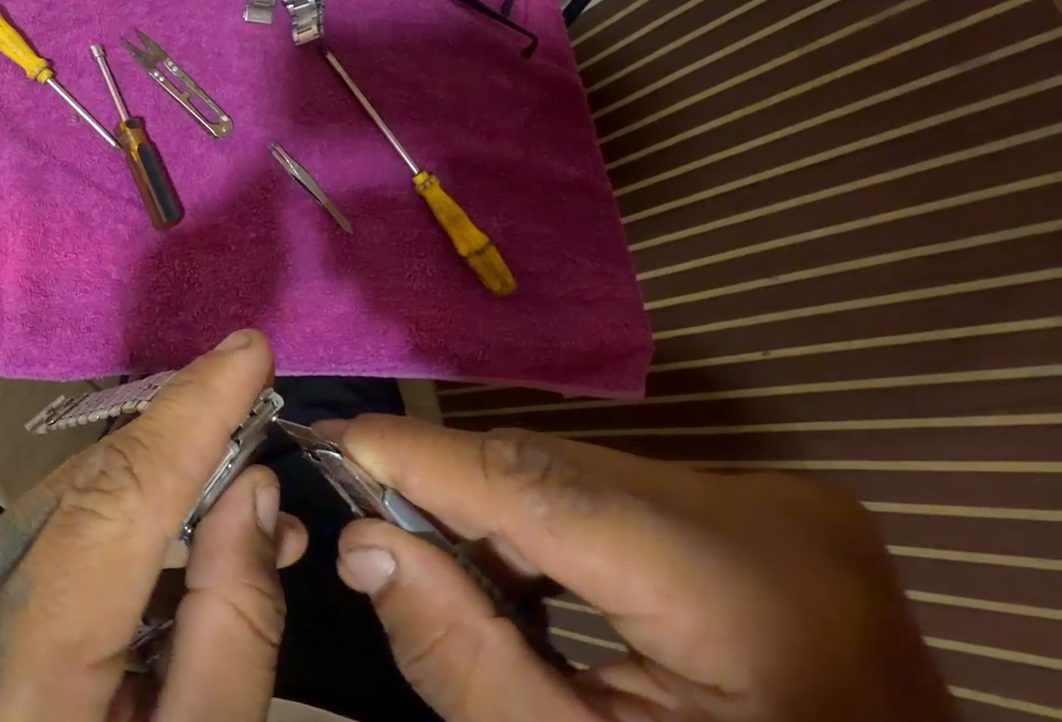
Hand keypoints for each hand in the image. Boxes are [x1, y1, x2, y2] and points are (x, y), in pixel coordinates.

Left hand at [0, 330, 308, 720]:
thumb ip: (228, 632)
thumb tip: (254, 492)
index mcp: (3, 685)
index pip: (110, 502)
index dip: (187, 416)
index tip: (246, 350)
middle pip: (78, 498)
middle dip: (176, 468)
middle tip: (261, 478)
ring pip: (47, 512)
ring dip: (132, 513)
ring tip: (214, 538)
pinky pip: (11, 543)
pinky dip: (77, 545)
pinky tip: (124, 584)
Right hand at [324, 416, 956, 721]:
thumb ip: (467, 662)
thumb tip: (364, 546)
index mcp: (745, 592)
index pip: (542, 490)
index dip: (425, 459)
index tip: (331, 442)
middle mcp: (764, 512)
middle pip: (553, 474)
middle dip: (445, 490)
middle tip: (364, 519)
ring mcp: (774, 502)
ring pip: (573, 474)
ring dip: (489, 510)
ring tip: (436, 566)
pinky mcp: (761, 507)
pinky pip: (610, 491)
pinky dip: (543, 524)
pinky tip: (517, 580)